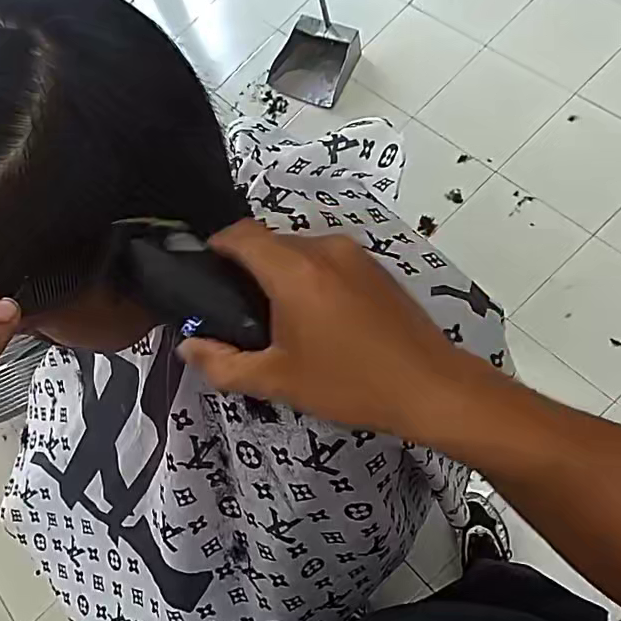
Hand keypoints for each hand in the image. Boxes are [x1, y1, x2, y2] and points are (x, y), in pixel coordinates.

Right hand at [177, 221, 491, 437]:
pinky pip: (331, 262)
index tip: (206, 277)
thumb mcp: (279, 381)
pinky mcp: (378, 268)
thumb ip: (224, 363)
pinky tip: (323, 322)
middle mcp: (326, 249)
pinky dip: (315, 281)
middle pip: (271, 243)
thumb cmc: (352, 385)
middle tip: (244, 317)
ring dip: (285, 277)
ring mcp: (357, 255)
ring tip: (286, 325)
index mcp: (296, 270)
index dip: (215, 249)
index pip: (239, 234)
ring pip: (302, 253)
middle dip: (250, 272)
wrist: (430, 386)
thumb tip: (190, 346)